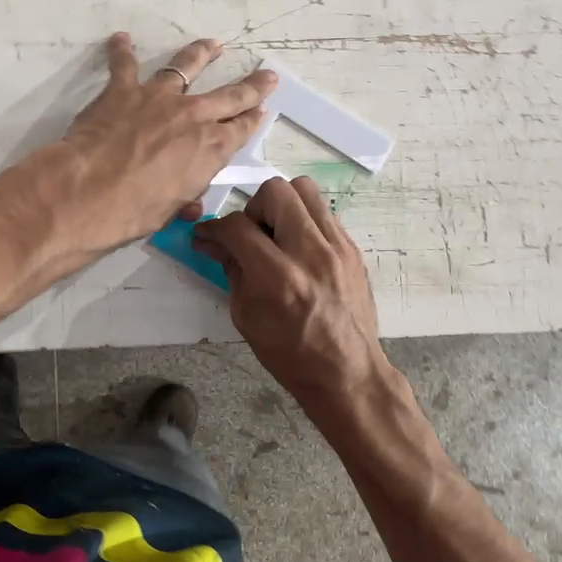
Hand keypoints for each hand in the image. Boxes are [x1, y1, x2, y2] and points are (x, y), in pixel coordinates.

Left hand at [58, 33, 276, 249]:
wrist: (90, 190)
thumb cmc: (135, 210)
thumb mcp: (172, 209)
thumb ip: (186, 195)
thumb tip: (190, 203)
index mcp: (211, 148)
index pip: (241, 129)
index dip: (253, 120)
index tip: (262, 110)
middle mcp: (193, 115)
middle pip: (230, 95)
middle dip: (252, 86)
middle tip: (266, 75)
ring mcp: (158, 97)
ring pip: (186, 66)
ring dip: (201, 53)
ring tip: (212, 44)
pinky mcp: (123, 90)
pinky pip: (124, 63)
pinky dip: (122, 50)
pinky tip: (121, 38)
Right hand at [193, 177, 407, 435]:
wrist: (347, 372)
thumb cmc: (289, 353)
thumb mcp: (246, 315)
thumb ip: (231, 269)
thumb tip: (212, 242)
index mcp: (277, 276)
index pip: (237, 226)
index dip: (214, 228)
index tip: (208, 236)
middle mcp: (310, 252)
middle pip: (275, 191)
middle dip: (254, 207)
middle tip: (252, 234)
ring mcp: (337, 246)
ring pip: (305, 189)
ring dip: (283, 205)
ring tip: (277, 234)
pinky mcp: (352, 248)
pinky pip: (324, 212)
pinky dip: (304, 220)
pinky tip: (298, 248)